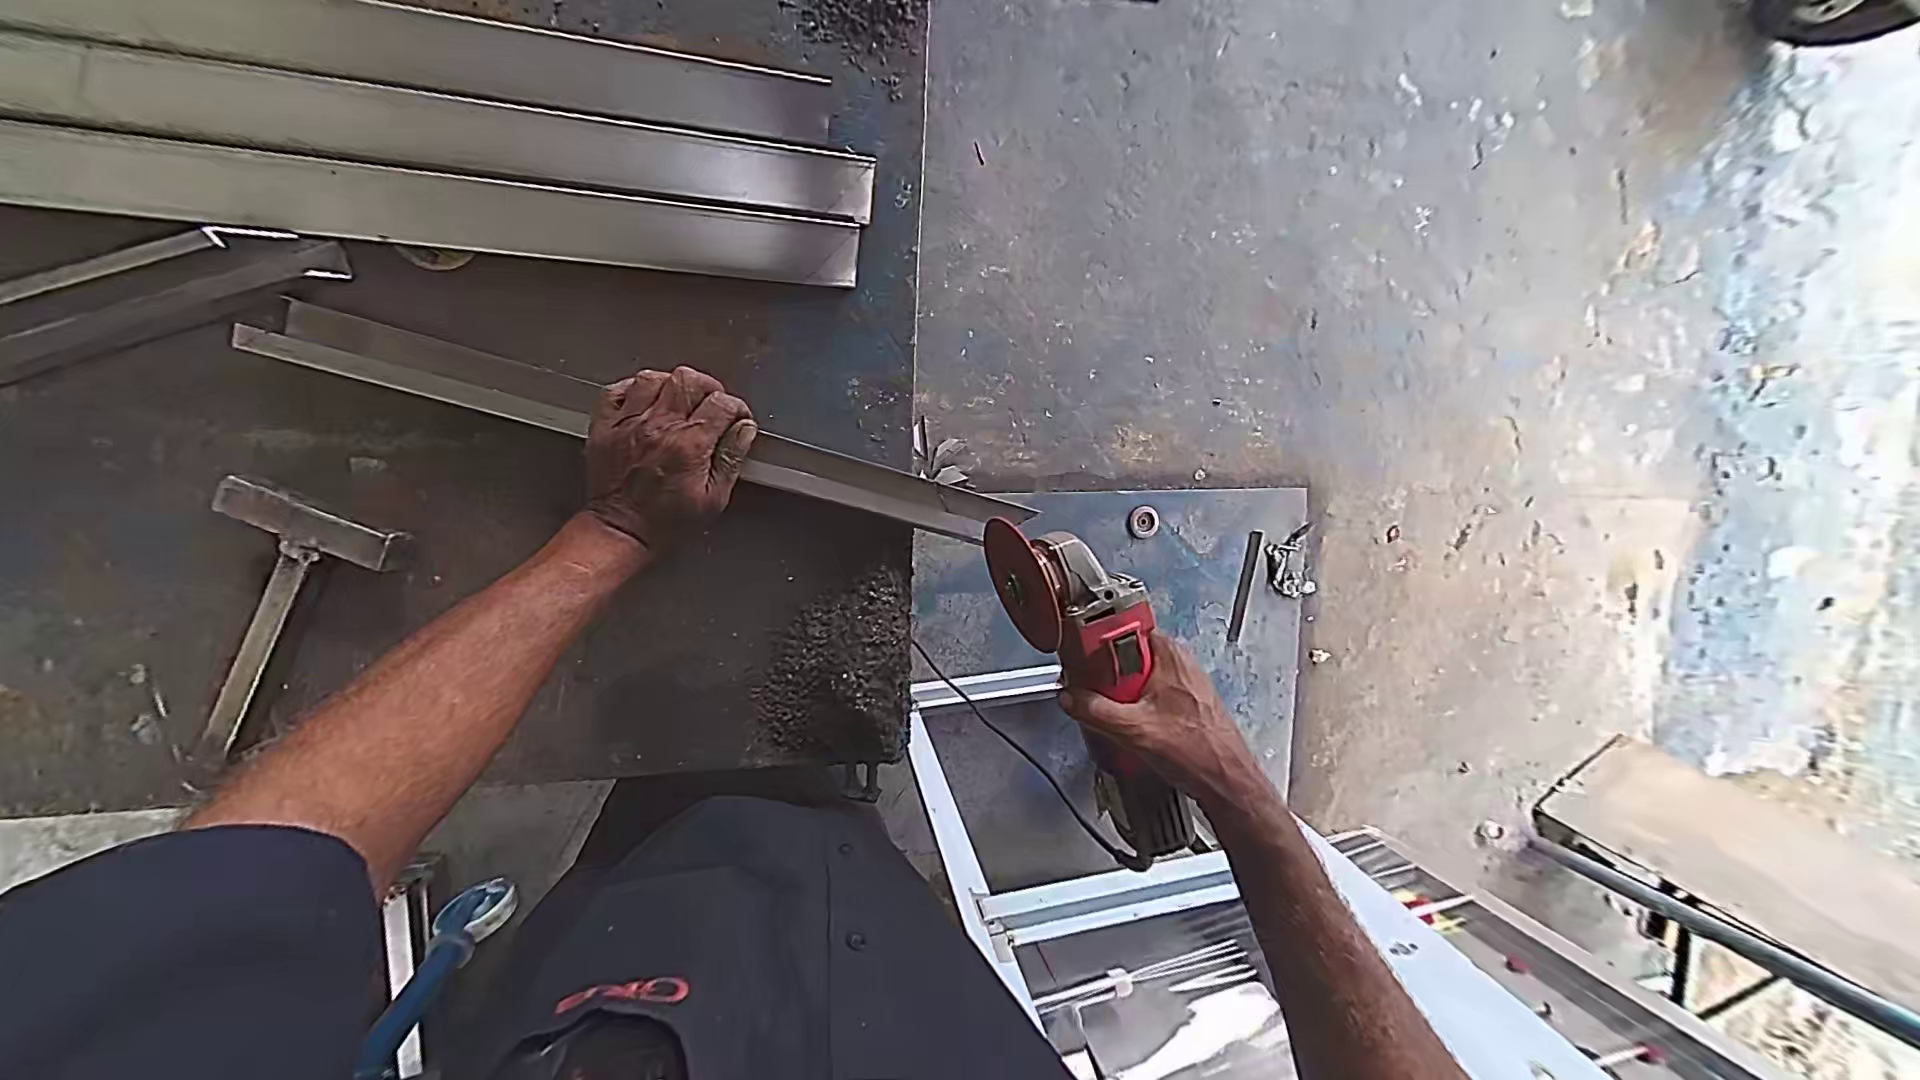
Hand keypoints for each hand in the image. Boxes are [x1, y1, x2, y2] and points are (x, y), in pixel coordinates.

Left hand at [584, 366, 757, 551]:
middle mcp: (658, 427)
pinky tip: (648, 403)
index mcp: (689, 445)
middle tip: (712, 405)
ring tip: (681, 402)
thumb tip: (744, 430)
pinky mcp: (606, 427)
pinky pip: (618, 390)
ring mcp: (629, 424)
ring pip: (654, 378)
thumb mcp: (715, 497)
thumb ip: (731, 458)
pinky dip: (636, 390)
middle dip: (708, 388)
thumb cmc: (667, 521)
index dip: (737, 409)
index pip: (722, 404)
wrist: (623, 531)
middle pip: (688, 380)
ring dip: (672, 386)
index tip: (738, 420)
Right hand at [1058, 631, 1269, 806]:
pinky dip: (1136, 704)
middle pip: (1126, 653)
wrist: (1226, 782)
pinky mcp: (1184, 699)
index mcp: (1169, 653)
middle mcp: (1178, 660)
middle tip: (1095, 693)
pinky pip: (1149, 691)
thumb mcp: (1133, 730)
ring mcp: (1183, 680)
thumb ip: (1094, 710)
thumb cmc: (1199, 752)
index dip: (1097, 643)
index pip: (1122, 628)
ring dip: (1120, 692)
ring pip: (1137, 674)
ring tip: (1114, 712)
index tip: (1082, 659)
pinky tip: (1133, 724)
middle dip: (1106, 673)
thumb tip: (1071, 698)